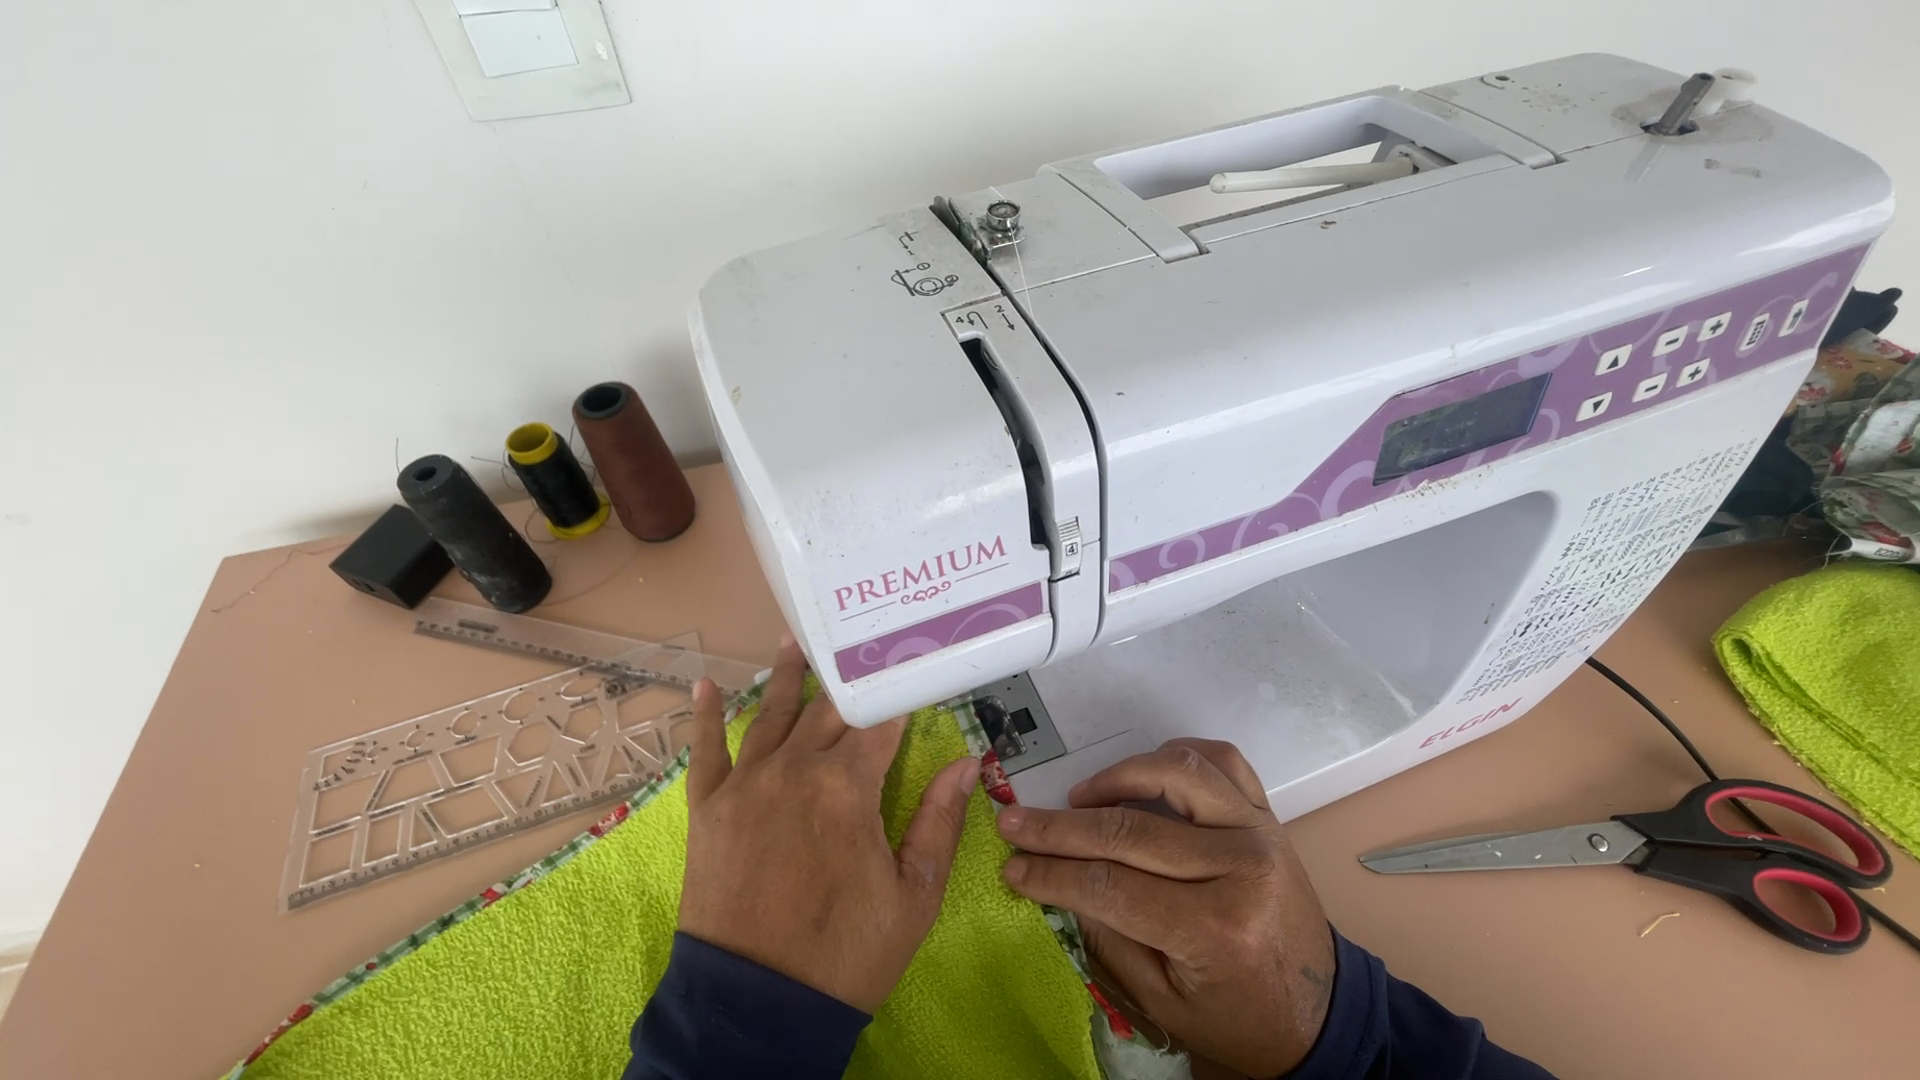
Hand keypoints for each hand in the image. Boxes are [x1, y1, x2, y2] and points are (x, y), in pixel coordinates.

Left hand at [676, 637, 978, 1012]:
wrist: (755, 1008)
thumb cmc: (846, 954)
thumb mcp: (913, 896)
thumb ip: (939, 820)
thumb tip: (966, 763)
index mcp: (848, 787)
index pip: (880, 722)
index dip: (898, 692)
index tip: (909, 663)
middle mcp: (795, 770)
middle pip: (828, 711)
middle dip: (848, 678)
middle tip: (859, 642)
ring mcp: (746, 785)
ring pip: (771, 714)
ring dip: (785, 675)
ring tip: (793, 638)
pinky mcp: (708, 809)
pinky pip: (706, 751)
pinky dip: (705, 717)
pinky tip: (706, 686)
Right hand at [996, 739, 1335, 1077]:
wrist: (1320, 1014)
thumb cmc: (1238, 1016)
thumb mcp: (1163, 1001)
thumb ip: (1107, 936)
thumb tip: (1058, 880)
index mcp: (1215, 927)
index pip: (1109, 885)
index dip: (1051, 873)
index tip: (1012, 865)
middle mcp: (1240, 867)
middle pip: (1129, 830)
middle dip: (1059, 827)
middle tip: (1016, 822)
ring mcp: (1258, 831)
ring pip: (1176, 772)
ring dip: (1117, 776)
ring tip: (1081, 797)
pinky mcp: (1267, 815)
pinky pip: (1222, 759)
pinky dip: (1177, 754)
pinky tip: (1146, 770)